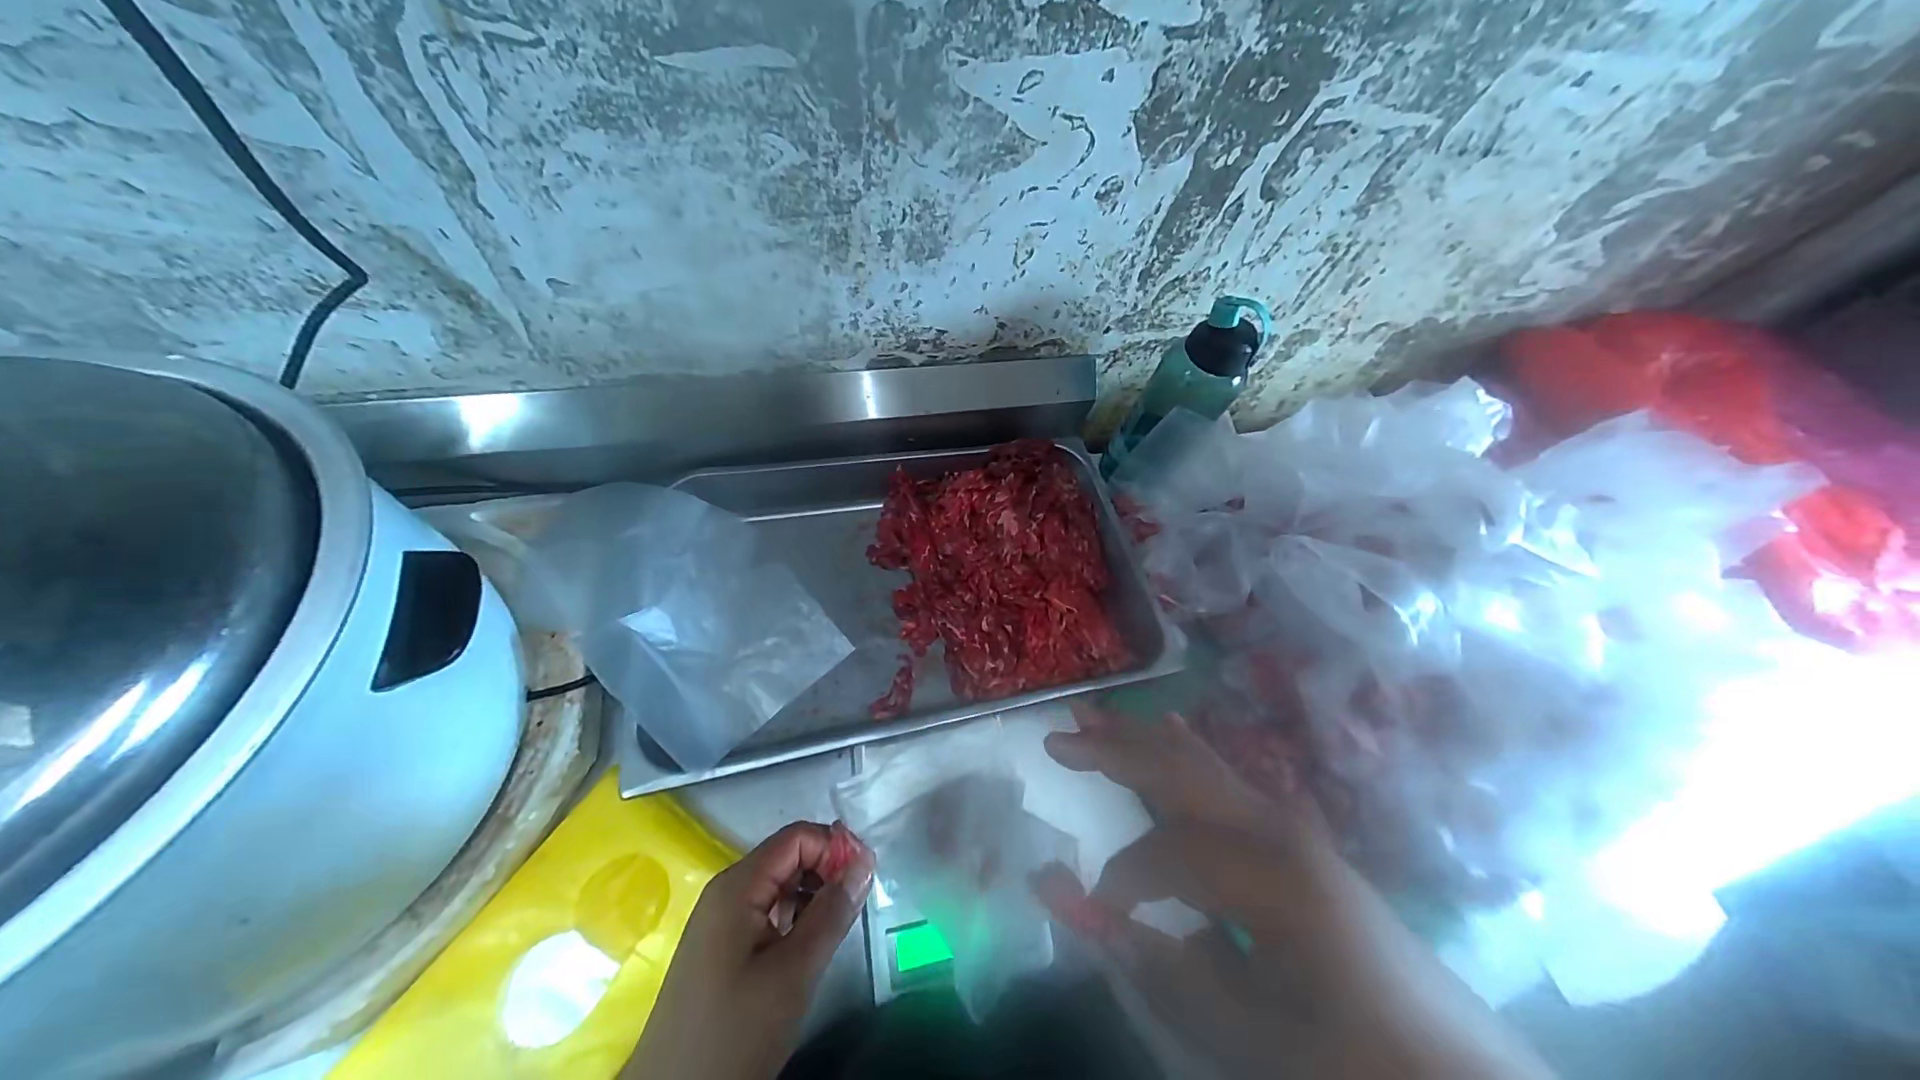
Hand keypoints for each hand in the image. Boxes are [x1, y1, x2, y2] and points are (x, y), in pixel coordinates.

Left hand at [622, 822, 873, 1079]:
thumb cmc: (736, 1029)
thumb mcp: (795, 970)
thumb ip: (832, 911)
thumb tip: (864, 861)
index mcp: (738, 886)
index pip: (796, 837)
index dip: (834, 848)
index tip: (865, 879)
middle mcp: (726, 892)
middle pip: (788, 857)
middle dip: (826, 871)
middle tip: (855, 907)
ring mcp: (721, 920)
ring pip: (780, 886)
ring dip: (813, 897)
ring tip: (835, 930)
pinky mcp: (723, 946)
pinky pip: (767, 911)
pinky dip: (795, 918)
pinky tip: (808, 948)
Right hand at [1038, 701, 1551, 1079]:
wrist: (1461, 1073)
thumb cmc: (1350, 1057)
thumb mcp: (1248, 1032)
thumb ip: (1156, 965)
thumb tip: (1076, 907)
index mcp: (1274, 877)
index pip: (1169, 852)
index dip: (1123, 878)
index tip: (1100, 913)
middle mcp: (1282, 832)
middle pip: (1183, 775)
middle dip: (1117, 752)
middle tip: (1058, 736)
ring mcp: (1295, 827)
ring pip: (1205, 765)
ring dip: (1145, 740)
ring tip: (1096, 714)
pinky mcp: (1301, 838)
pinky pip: (1230, 779)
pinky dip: (1188, 752)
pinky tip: (1172, 728)